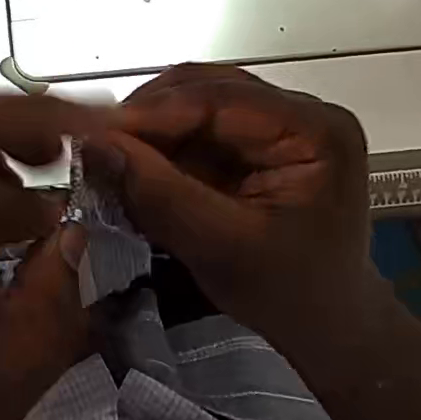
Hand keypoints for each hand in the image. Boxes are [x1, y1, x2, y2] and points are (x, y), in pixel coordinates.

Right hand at [101, 64, 373, 339]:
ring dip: (143, 129)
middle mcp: (295, 112)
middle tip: (96, 146)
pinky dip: (153, 144)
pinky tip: (130, 166)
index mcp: (315, 131)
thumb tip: (96, 146)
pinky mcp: (245, 140)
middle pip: (198, 90)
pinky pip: (186, 125)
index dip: (149, 113)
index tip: (94, 134)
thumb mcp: (223, 248)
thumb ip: (160, 194)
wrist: (326, 329)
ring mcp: (270, 123)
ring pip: (186, 102)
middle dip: (142, 118)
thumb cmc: (294, 297)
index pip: (216, 99)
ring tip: (109, 158)